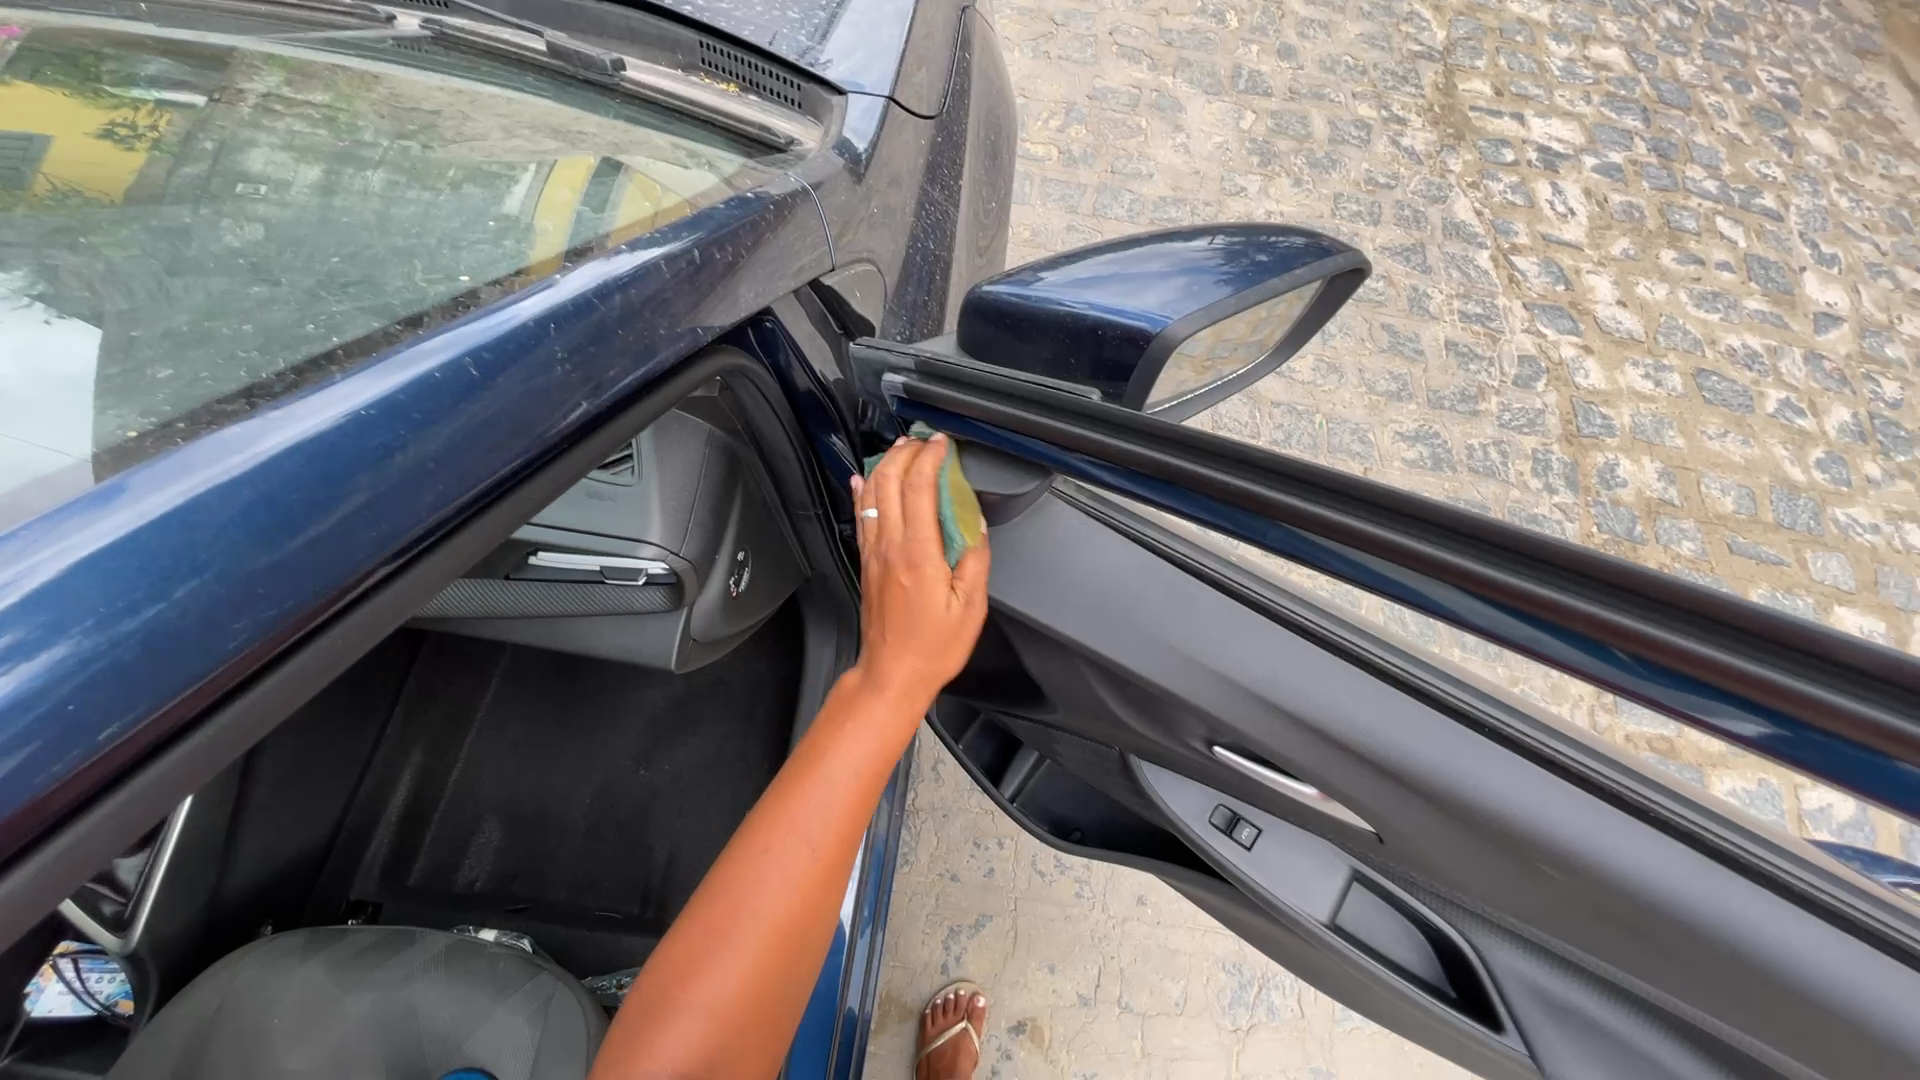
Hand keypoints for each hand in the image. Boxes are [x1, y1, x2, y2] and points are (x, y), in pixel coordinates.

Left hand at [848, 433, 990, 714]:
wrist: (892, 674)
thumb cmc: (933, 646)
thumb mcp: (971, 606)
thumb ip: (975, 558)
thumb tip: (974, 522)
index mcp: (919, 554)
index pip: (919, 488)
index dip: (930, 459)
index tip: (943, 444)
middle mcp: (890, 547)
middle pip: (888, 482)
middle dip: (905, 453)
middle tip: (923, 441)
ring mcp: (873, 554)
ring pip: (870, 495)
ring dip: (884, 466)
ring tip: (900, 449)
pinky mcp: (866, 564)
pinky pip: (861, 517)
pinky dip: (862, 493)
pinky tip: (862, 480)